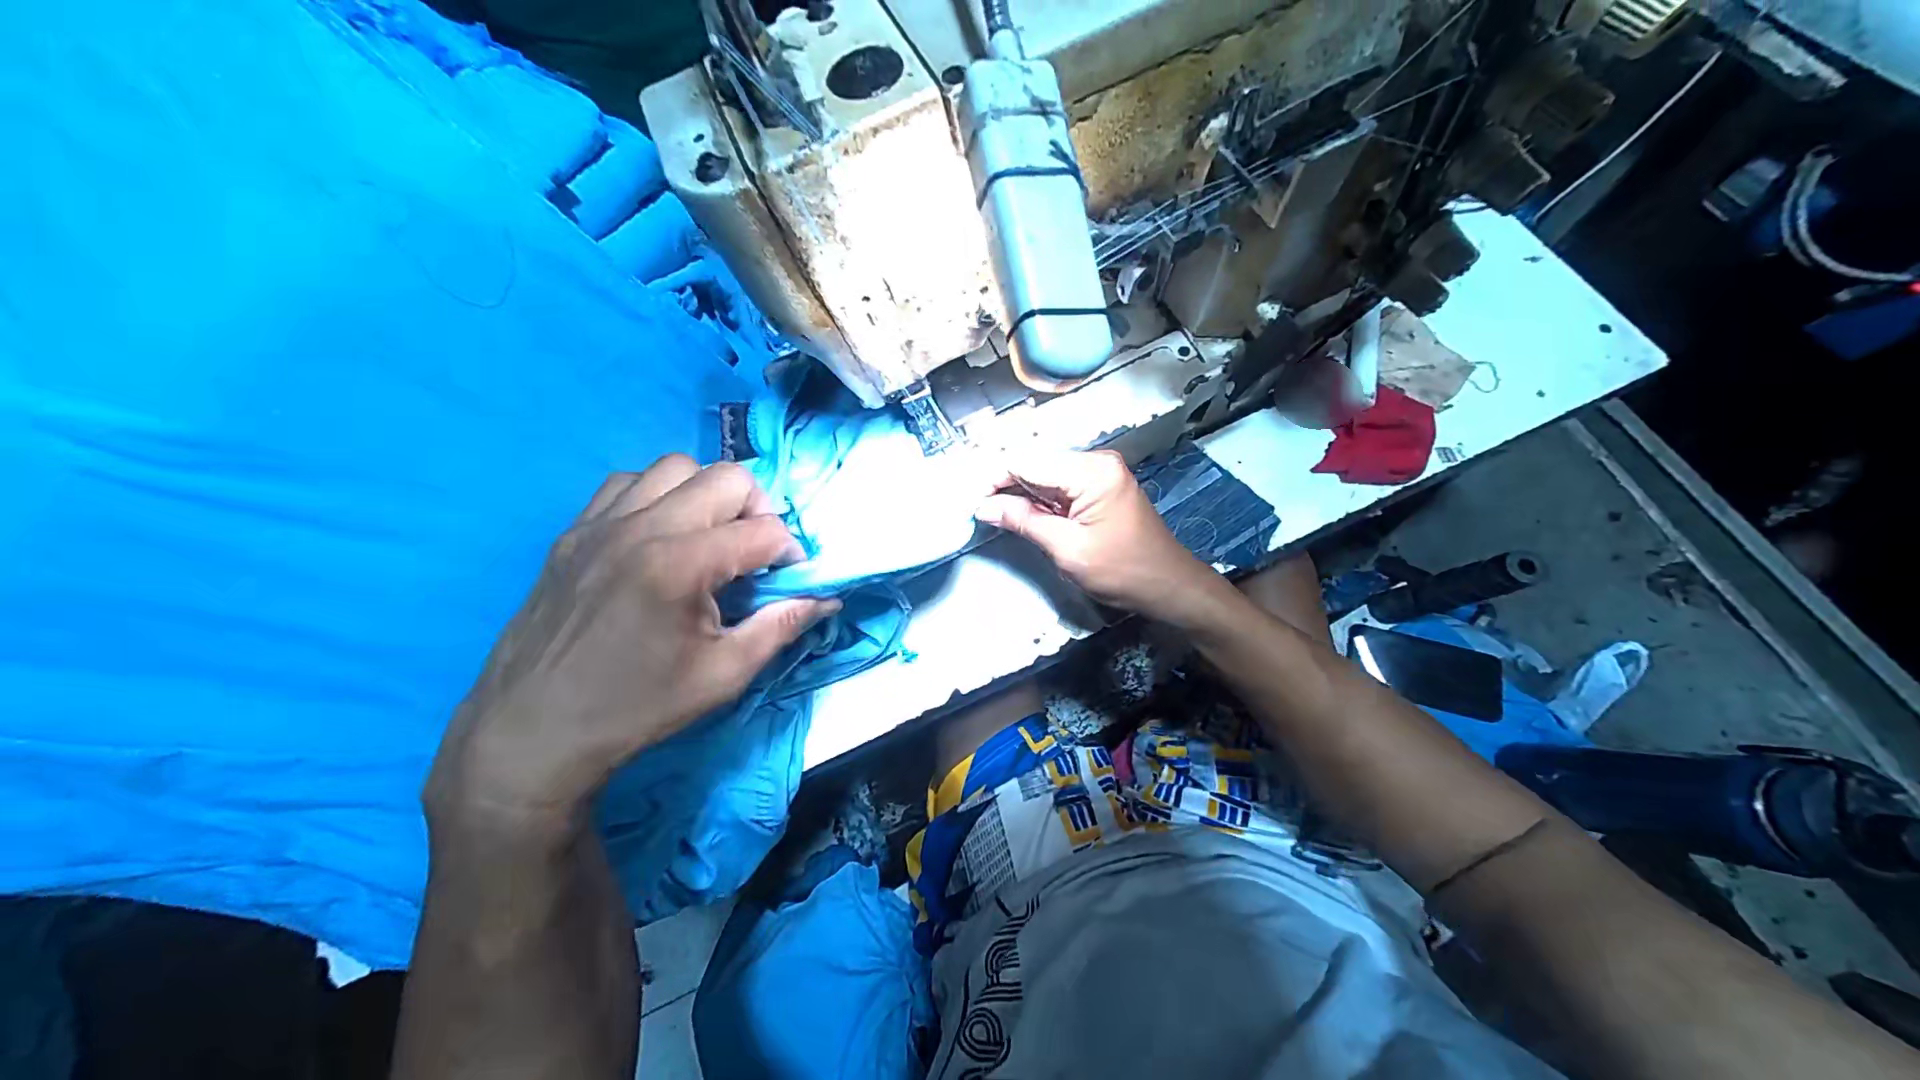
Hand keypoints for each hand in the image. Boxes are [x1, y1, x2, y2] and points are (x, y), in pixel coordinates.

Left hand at [425, 455, 839, 833]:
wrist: (534, 730)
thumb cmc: (637, 707)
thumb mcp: (723, 675)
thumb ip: (782, 625)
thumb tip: (826, 596)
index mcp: (680, 565)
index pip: (764, 530)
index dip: (791, 553)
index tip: (788, 581)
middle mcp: (641, 527)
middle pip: (727, 477)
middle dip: (758, 510)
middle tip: (753, 554)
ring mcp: (600, 522)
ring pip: (676, 466)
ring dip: (707, 495)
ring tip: (707, 539)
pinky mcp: (573, 530)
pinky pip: (628, 482)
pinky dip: (658, 496)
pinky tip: (658, 538)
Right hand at [974, 450, 1227, 625]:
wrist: (1169, 586)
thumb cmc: (1123, 571)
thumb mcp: (1067, 550)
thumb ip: (1024, 521)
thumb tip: (984, 506)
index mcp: (1092, 470)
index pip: (1028, 461)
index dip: (995, 478)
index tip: (970, 499)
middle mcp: (1096, 462)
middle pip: (1035, 463)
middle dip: (1004, 484)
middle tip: (977, 507)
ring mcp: (1099, 473)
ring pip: (1044, 474)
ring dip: (1019, 492)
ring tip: (992, 511)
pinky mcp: (1099, 486)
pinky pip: (1058, 485)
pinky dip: (1038, 499)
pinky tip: (1020, 513)